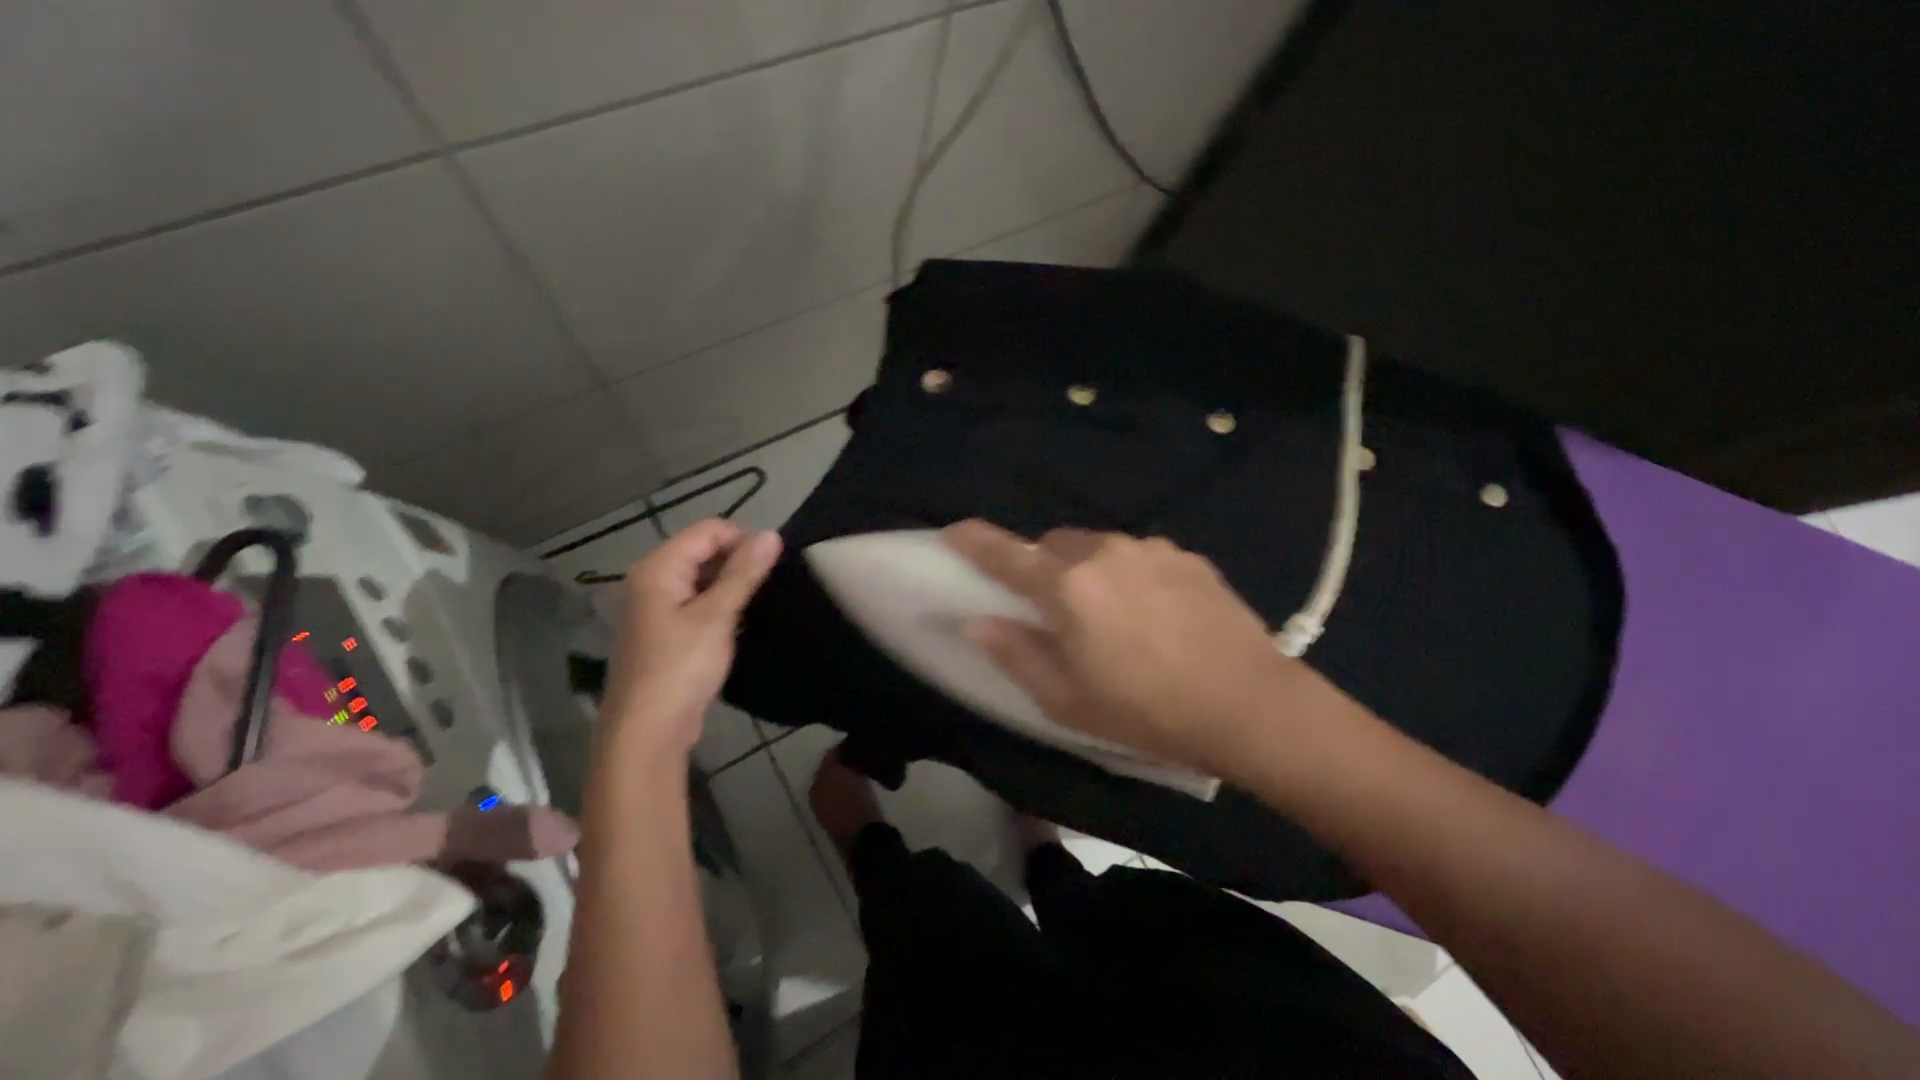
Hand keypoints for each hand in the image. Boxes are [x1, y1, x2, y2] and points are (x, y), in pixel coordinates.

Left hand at [599, 520, 781, 763]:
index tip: (772, 567)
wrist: (646, 731)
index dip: (743, 540)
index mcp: (658, 568)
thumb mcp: (717, 617)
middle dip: (737, 562)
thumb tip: (772, 534)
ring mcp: (656, 609)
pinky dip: (718, 607)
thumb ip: (744, 573)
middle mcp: (652, 581)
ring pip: (701, 580)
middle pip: (702, 551)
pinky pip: (696, 604)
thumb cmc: (680, 668)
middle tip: (768, 589)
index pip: (708, 530)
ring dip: (730, 586)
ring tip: (757, 606)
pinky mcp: (665, 634)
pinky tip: (737, 626)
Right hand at [943, 519, 1331, 773]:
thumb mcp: (1067, 701)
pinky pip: (1140, 556)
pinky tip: (1153, 615)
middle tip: (1051, 610)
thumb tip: (978, 622)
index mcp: (1068, 586)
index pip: (1006, 554)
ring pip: (1099, 547)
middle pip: (1054, 545)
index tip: (951, 533)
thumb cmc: (1147, 712)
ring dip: (1089, 570)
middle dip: (1043, 568)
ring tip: (1110, 616)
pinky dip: (1131, 575)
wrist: (1250, 705)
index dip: (973, 542)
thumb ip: (1017, 654)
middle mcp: (1106, 552)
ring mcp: (1152, 549)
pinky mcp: (1189, 557)